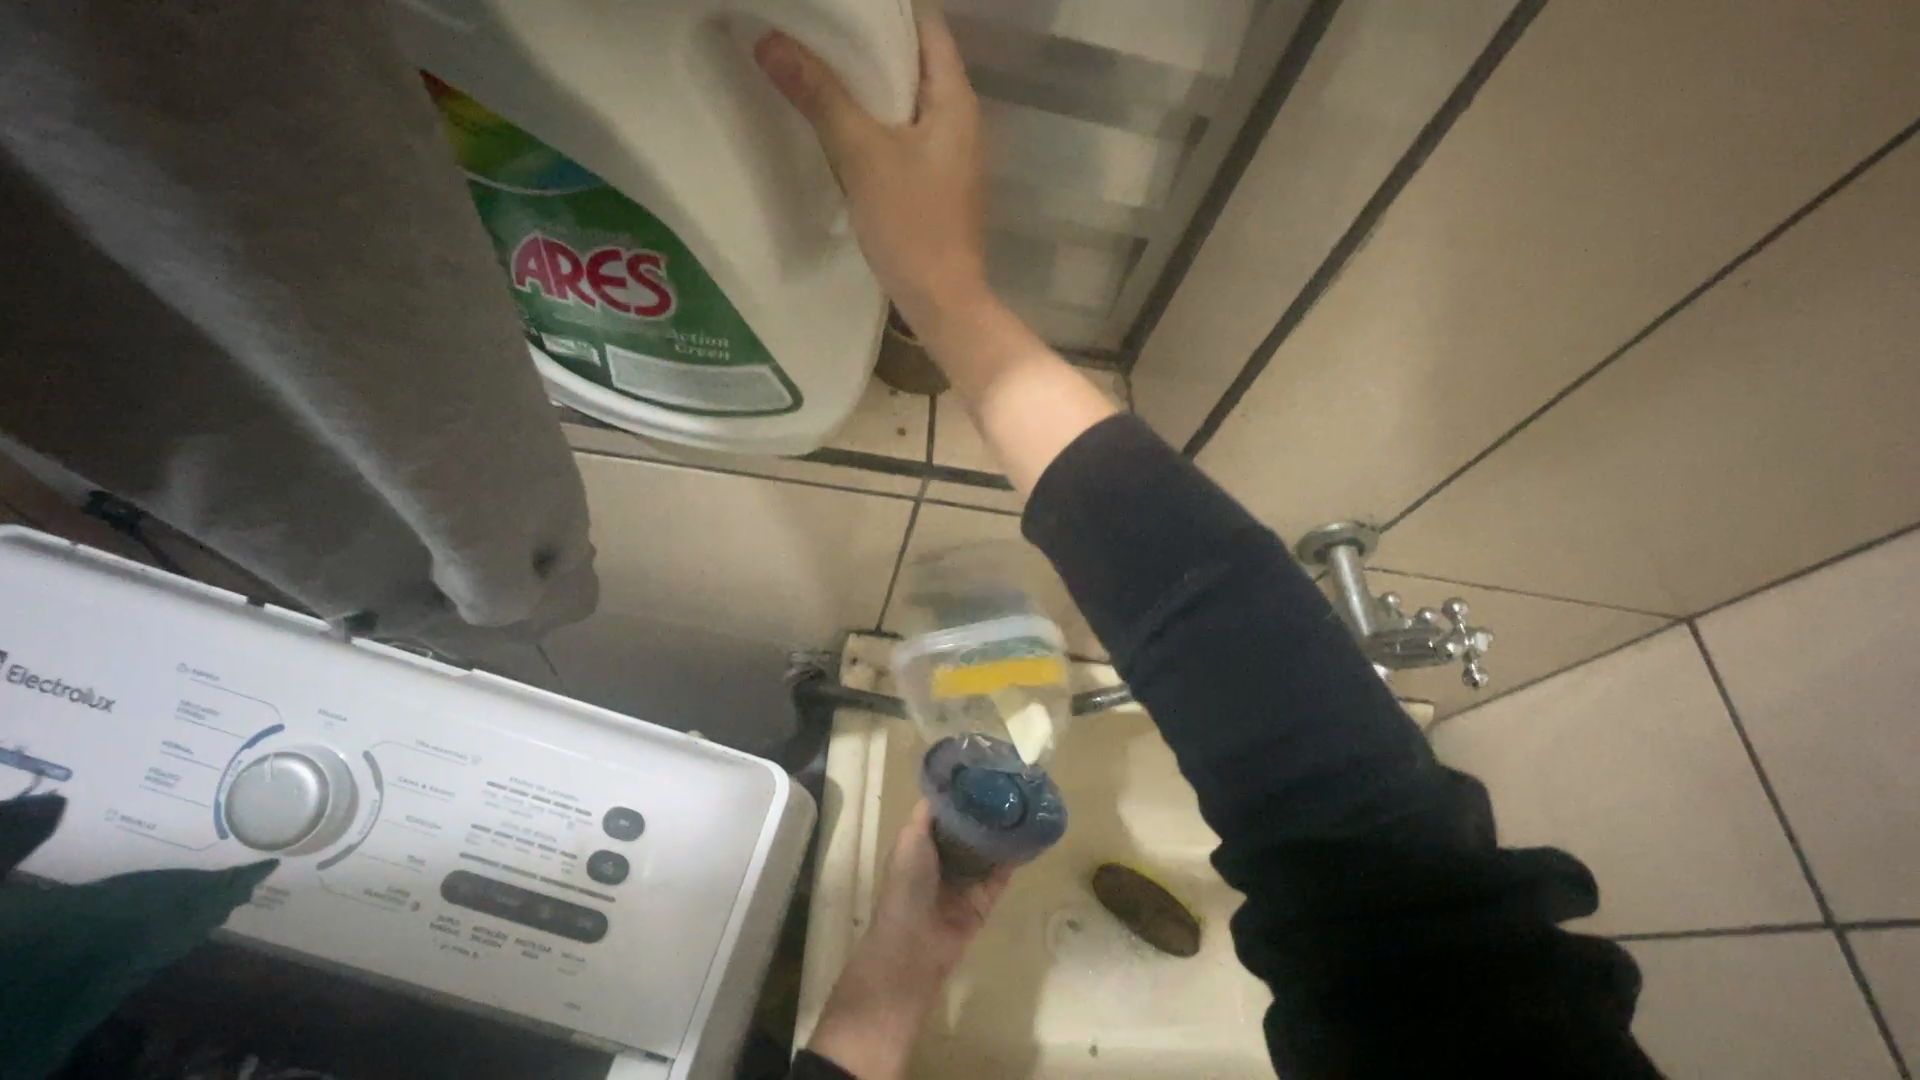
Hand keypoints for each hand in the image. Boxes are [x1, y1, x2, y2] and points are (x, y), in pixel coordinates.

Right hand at [754, 13, 990, 333]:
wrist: (942, 302)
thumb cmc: (912, 225)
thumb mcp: (861, 155)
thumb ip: (819, 95)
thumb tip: (769, 41)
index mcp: (955, 99)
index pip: (926, 24)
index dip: (884, 9)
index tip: (840, 7)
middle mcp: (960, 120)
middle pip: (915, 61)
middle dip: (867, 45)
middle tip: (817, 31)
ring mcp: (950, 155)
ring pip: (906, 103)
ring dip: (868, 87)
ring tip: (818, 68)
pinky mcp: (935, 185)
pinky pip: (903, 138)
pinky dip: (874, 124)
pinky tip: (839, 127)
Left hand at [808, 802, 1011, 1079]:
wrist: (915, 944)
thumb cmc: (907, 884)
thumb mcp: (910, 839)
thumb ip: (928, 814)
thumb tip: (946, 786)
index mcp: (922, 844)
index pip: (946, 815)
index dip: (962, 795)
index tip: (984, 772)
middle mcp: (944, 860)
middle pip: (969, 831)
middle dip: (987, 812)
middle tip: (1012, 786)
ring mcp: (965, 881)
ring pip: (988, 851)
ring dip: (1002, 833)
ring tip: (1025, 805)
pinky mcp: (984, 901)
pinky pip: (1001, 875)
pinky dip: (1014, 858)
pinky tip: (1029, 837)